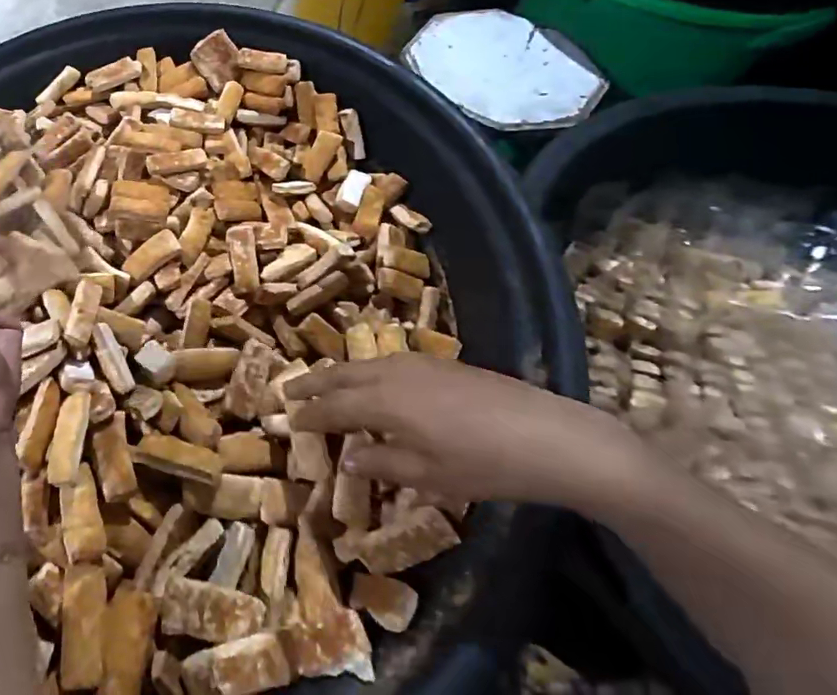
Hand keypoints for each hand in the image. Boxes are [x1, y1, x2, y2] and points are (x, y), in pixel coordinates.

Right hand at [285, 355, 648, 509]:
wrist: (549, 435)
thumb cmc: (484, 463)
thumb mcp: (429, 474)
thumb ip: (382, 463)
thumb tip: (348, 458)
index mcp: (382, 401)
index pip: (332, 406)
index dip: (308, 414)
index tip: (287, 419)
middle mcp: (391, 373)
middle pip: (341, 375)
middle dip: (313, 383)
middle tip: (288, 390)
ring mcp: (417, 363)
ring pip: (364, 364)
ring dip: (338, 375)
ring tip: (324, 384)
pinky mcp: (439, 363)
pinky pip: (386, 362)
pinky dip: (366, 372)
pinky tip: (374, 383)